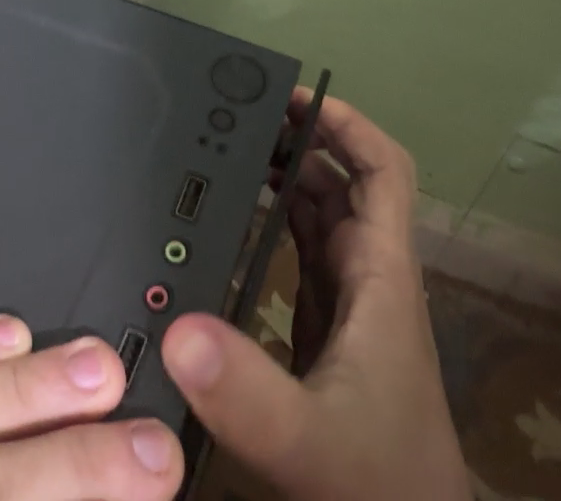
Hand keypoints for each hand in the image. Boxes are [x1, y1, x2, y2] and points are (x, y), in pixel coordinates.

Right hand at [161, 90, 469, 499]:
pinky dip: (276, 222)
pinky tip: (241, 220)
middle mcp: (367, 280)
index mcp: (378, 280)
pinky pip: (304, 253)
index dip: (348, 125)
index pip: (381, 173)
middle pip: (344, 184)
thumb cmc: (375, 482)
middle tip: (244, 114)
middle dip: (303, 141)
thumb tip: (179, 328)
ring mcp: (349, 305)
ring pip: (324, 216)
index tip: (296, 98)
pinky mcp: (327, 330)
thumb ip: (243, 387)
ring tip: (236, 151)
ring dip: (289, 178)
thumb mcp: (303, 436)